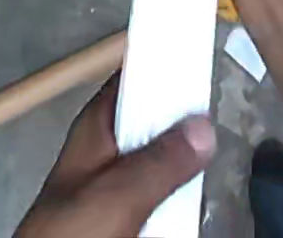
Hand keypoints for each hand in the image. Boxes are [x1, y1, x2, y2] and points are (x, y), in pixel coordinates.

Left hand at [16, 75, 215, 237]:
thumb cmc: (70, 232)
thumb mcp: (118, 192)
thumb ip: (160, 160)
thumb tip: (204, 126)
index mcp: (98, 123)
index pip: (136, 74)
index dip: (166, 64)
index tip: (201, 63)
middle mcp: (107, 144)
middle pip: (154, 118)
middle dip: (181, 122)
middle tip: (212, 124)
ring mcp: (115, 180)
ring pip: (159, 158)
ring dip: (181, 163)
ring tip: (206, 161)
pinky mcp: (123, 214)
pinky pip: (158, 193)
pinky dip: (174, 194)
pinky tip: (188, 201)